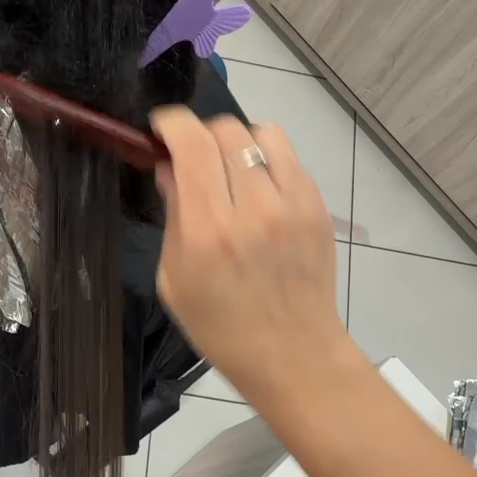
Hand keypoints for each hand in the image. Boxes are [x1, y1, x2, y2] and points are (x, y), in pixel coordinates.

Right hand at [149, 107, 357, 403]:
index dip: (172, 123)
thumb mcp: (174, 281)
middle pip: (226, 131)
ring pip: (262, 134)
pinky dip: (266, 160)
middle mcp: (252, 208)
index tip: (161, 129)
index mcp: (208, 232)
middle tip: (191, 158)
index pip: (192, 144)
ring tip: (228, 168)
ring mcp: (291, 204)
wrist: (290, 353)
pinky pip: (288, 158)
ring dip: (237, 142)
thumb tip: (170, 169)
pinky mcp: (316, 206)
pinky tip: (257, 188)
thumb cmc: (219, 327)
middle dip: (200, 135)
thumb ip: (173, 218)